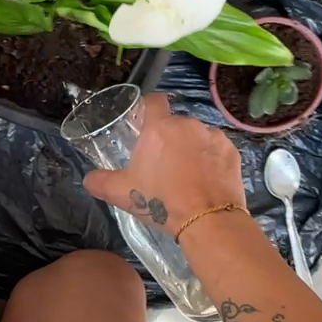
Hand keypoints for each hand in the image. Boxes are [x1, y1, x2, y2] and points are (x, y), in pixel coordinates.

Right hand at [83, 93, 246, 234]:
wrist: (208, 220)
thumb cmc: (161, 201)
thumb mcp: (122, 194)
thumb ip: (100, 182)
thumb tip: (89, 179)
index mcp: (159, 128)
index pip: (153, 101)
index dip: (148, 109)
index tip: (144, 124)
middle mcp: (188, 124)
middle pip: (175, 124)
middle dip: (168, 138)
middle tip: (162, 163)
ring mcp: (213, 137)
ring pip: (197, 136)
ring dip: (190, 148)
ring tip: (186, 174)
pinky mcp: (232, 151)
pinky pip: (216, 149)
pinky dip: (210, 159)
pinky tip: (205, 179)